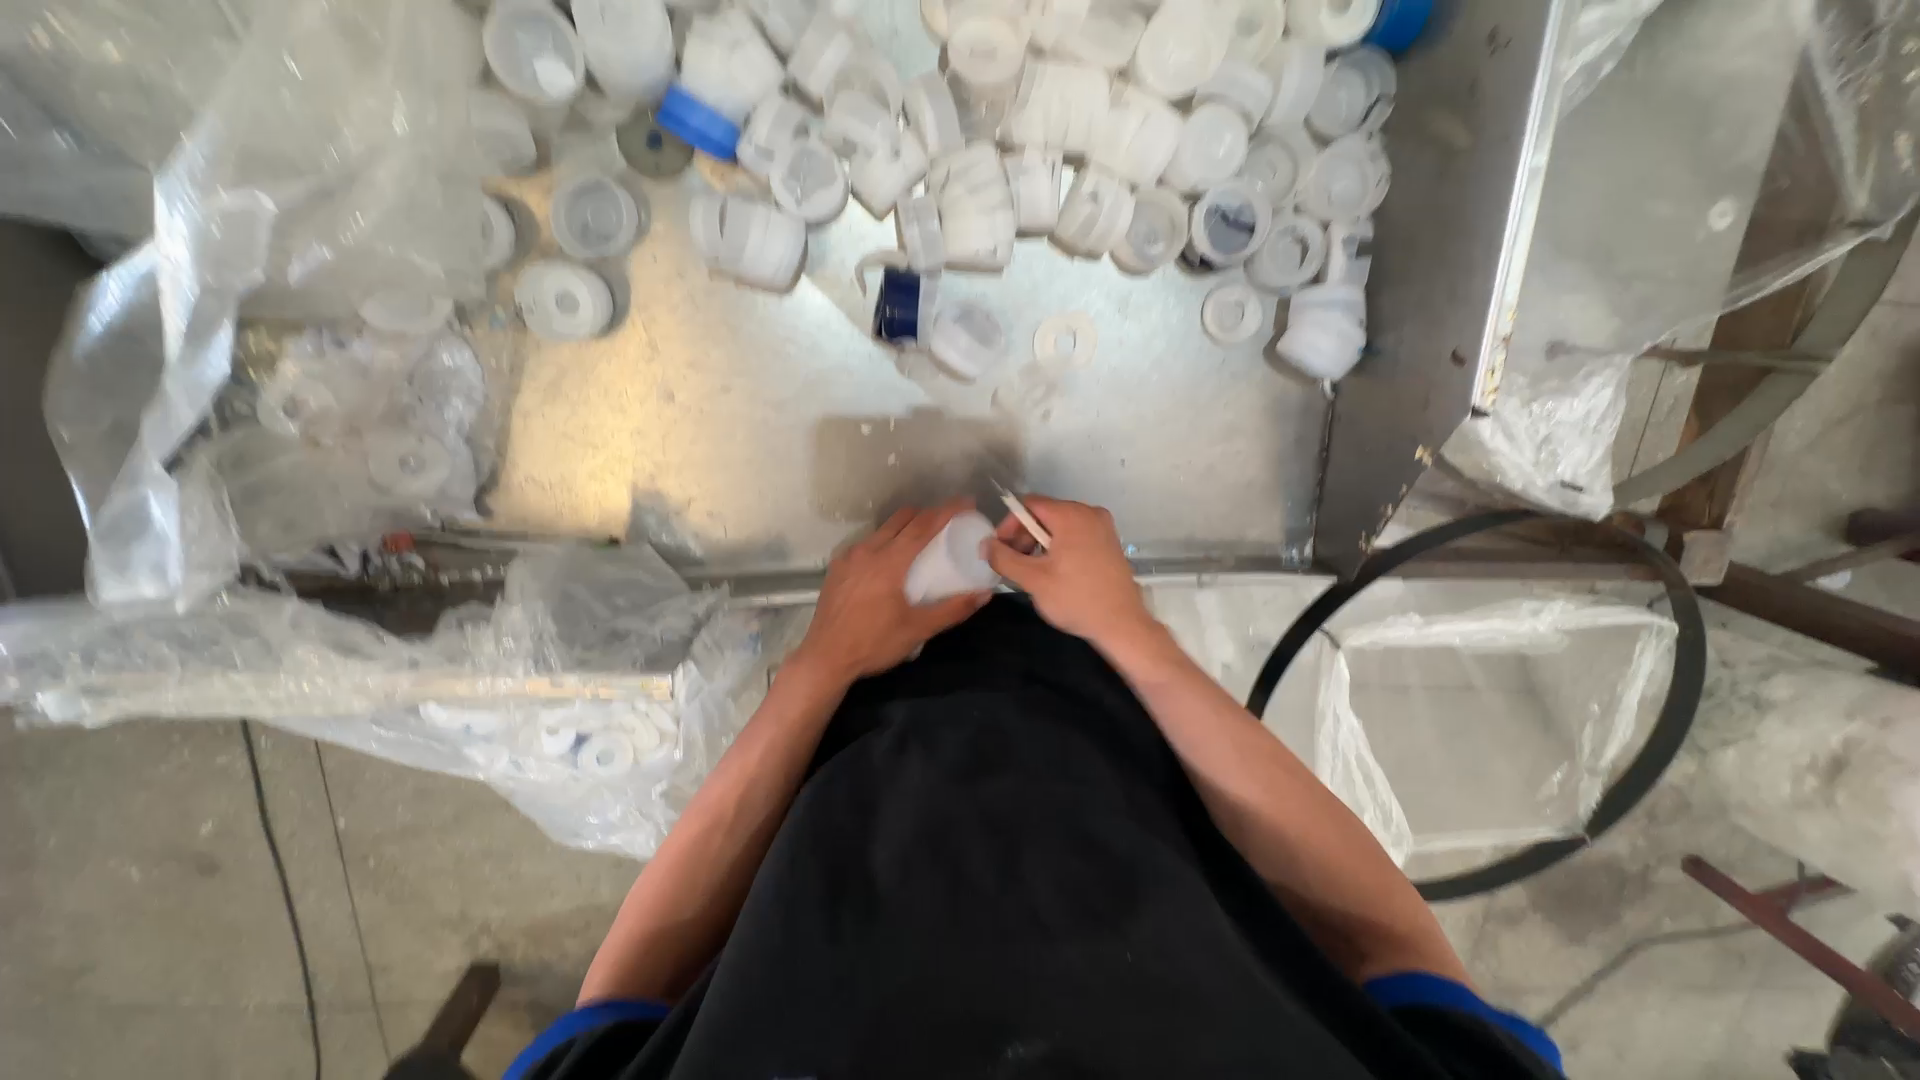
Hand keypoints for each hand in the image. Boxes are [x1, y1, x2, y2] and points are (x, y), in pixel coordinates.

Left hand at [791, 499, 991, 682]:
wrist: (825, 659)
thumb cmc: (873, 644)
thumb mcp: (918, 629)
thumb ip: (953, 610)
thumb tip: (985, 594)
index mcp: (890, 561)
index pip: (924, 525)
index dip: (947, 510)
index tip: (966, 502)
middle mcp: (868, 551)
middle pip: (903, 519)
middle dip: (927, 514)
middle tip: (948, 522)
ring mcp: (848, 558)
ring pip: (882, 530)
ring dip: (904, 526)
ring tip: (921, 539)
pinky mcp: (837, 569)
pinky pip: (866, 544)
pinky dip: (884, 541)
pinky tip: (889, 559)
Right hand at [985, 496, 1159, 652]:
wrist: (1122, 624)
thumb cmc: (1076, 599)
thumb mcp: (1033, 580)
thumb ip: (1004, 558)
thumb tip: (985, 544)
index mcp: (1071, 515)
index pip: (1029, 505)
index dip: (1009, 525)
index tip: (1000, 550)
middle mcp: (1089, 513)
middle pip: (1045, 513)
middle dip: (1024, 536)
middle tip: (1014, 564)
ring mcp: (1103, 527)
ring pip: (1060, 526)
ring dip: (1040, 544)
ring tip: (1033, 571)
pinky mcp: (1109, 542)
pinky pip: (1076, 535)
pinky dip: (1059, 547)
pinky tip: (1055, 572)